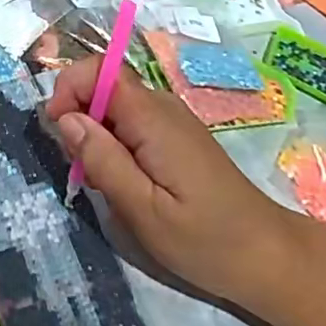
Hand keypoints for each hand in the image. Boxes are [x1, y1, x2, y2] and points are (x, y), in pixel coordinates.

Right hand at [46, 56, 285, 301]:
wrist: (269, 256)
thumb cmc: (206, 240)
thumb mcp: (144, 211)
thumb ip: (103, 161)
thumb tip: (65, 119)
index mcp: (152, 117)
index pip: (100, 69)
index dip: (70, 85)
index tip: (57, 128)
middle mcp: (160, 106)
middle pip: (103, 85)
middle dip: (77, 115)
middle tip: (80, 166)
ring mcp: (169, 119)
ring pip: (113, 104)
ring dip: (93, 132)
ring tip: (101, 180)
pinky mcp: (174, 135)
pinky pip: (130, 121)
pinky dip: (112, 141)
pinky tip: (123, 180)